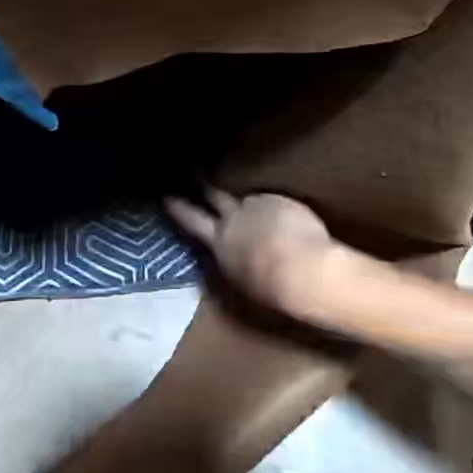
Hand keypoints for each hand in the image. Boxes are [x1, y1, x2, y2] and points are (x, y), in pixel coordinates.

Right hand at [164, 189, 335, 315]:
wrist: (304, 271)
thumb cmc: (272, 289)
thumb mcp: (241, 281)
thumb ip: (232, 261)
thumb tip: (231, 255)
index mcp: (219, 244)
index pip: (192, 222)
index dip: (178, 209)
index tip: (167, 198)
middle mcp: (233, 219)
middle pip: (217, 198)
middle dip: (209, 192)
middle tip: (202, 183)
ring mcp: (257, 206)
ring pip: (251, 202)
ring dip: (256, 209)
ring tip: (270, 221)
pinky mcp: (280, 200)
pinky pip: (276, 204)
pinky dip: (280, 213)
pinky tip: (293, 226)